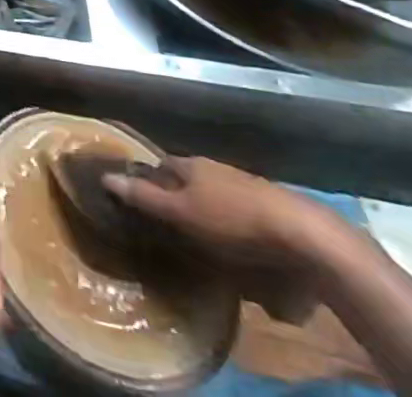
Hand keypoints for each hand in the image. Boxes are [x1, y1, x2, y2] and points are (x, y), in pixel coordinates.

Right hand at [103, 156, 342, 268]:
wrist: (306, 236)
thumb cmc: (232, 220)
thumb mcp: (180, 212)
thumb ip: (143, 196)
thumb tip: (105, 176)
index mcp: (192, 164)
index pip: (161, 164)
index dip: (150, 180)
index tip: (143, 201)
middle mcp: (218, 168)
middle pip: (190, 180)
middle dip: (181, 198)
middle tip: (171, 225)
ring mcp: (250, 186)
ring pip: (218, 196)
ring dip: (210, 212)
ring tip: (204, 240)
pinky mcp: (275, 207)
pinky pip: (244, 212)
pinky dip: (236, 225)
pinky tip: (240, 246)